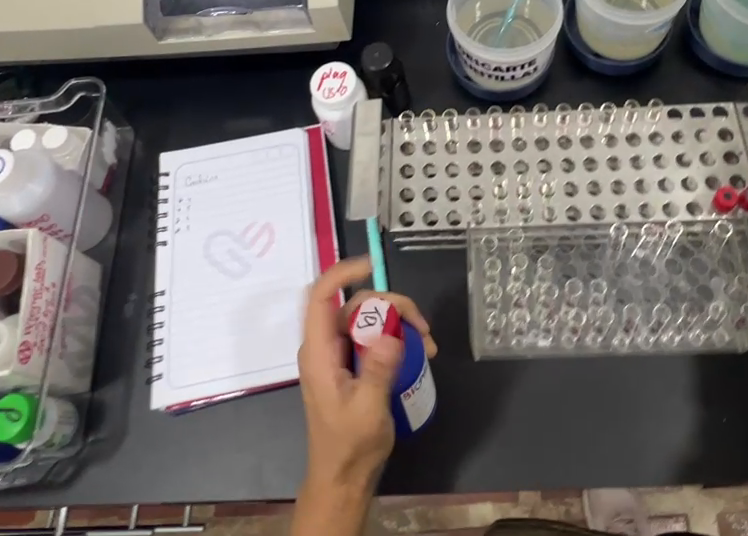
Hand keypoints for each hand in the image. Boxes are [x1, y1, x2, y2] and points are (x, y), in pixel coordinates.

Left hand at [297, 258, 437, 490]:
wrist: (344, 479)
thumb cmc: (350, 446)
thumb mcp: (367, 409)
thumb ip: (378, 369)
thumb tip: (390, 332)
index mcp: (319, 351)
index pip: (321, 296)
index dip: (343, 273)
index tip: (373, 267)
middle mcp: (326, 345)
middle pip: (355, 304)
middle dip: (391, 305)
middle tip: (423, 327)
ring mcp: (339, 354)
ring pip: (368, 318)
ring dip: (399, 321)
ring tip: (428, 342)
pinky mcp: (352, 364)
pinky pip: (373, 336)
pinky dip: (397, 337)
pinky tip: (421, 352)